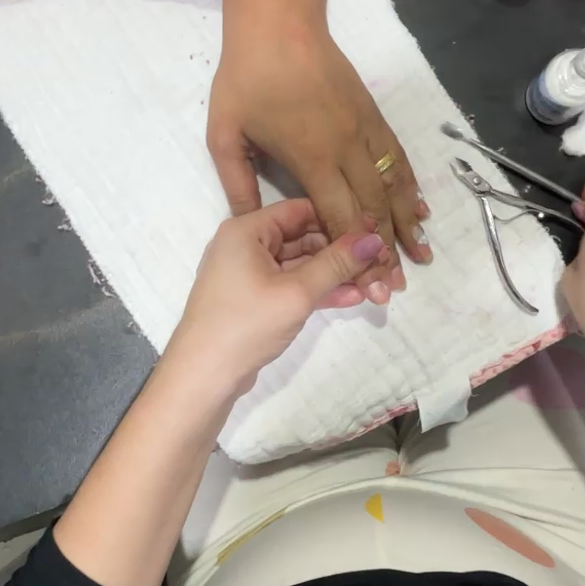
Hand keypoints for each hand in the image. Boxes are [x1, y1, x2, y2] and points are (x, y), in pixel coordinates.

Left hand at [167, 198, 386, 388]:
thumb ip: (336, 264)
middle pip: (303, 237)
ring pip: (300, 264)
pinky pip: (292, 286)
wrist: (203, 376)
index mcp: (246, 229)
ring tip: (374, 285)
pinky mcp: (254, 300)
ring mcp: (248, 274)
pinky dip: (318, 291)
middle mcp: (245, 245)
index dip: (340, 218)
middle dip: (342, 252)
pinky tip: (352, 298)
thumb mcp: (296, 292)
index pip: (302, 210)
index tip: (376, 230)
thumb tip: (375, 239)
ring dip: (334, 274)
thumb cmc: (246, 324)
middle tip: (381, 263)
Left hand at [208, 24, 428, 303]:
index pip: (343, 218)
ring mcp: (366, 131)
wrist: (279, 21)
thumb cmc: (246, 78)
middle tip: (398, 288)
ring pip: (395, 186)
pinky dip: (412, 188)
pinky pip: (399, 159)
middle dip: (388, 252)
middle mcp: (348, 148)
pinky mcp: (374, 117)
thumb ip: (239, 184)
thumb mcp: (225, 135)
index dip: (359, 256)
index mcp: (312, 158)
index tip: (372, 285)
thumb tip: (250, 224)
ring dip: (409, 225)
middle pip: (375, 210)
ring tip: (422, 256)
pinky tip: (420, 209)